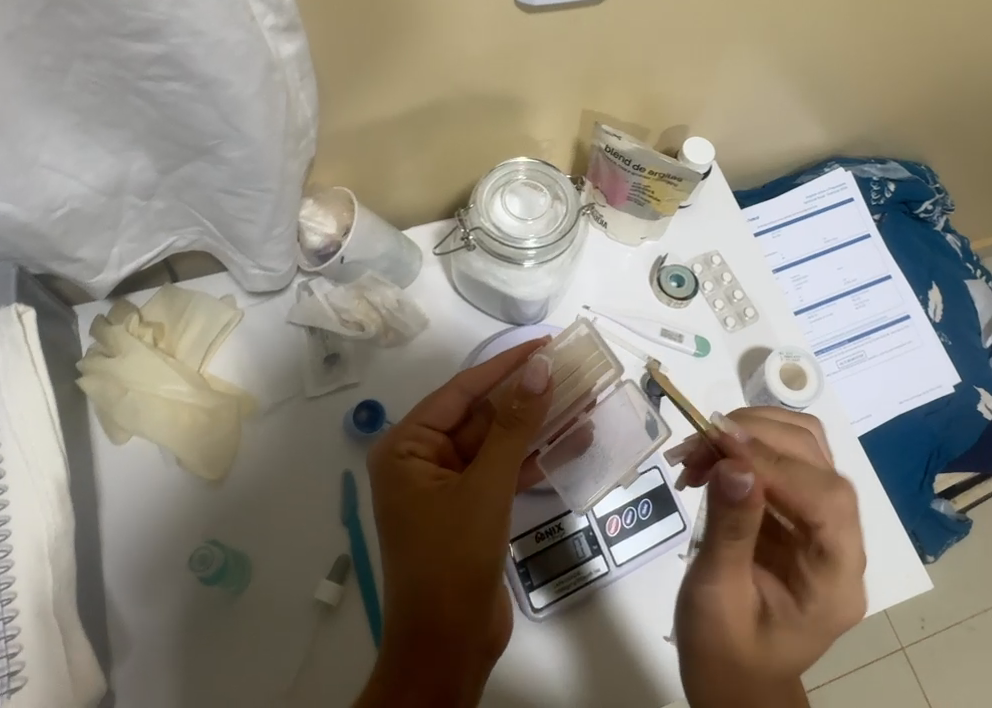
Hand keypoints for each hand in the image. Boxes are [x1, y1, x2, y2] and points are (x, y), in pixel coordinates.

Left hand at [353, 339, 553, 707]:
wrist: (447, 647)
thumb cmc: (452, 559)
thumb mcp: (486, 486)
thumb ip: (514, 425)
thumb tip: (540, 368)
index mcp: (407, 447)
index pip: (462, 391)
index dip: (506, 365)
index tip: (545, 344)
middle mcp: (423, 460)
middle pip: (482, 414)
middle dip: (528, 396)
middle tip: (573, 369)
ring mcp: (448, 486)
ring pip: (498, 442)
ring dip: (538, 425)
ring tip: (584, 398)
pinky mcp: (472, 510)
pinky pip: (505, 471)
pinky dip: (536, 458)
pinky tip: (575, 439)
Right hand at [668, 407, 866, 707]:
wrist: (735, 682)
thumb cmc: (724, 654)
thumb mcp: (718, 599)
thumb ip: (729, 531)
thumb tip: (733, 464)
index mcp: (835, 580)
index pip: (825, 500)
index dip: (775, 462)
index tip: (720, 440)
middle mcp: (842, 545)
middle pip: (819, 463)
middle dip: (757, 437)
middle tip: (697, 443)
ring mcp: (823, 525)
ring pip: (805, 450)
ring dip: (752, 433)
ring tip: (700, 448)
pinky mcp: (798, 513)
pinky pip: (783, 461)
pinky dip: (745, 447)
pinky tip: (710, 460)